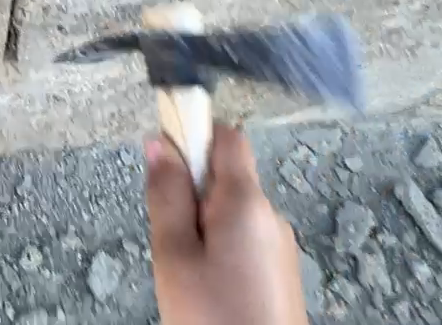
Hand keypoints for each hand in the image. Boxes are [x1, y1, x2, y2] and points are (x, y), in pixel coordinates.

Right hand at [146, 126, 309, 324]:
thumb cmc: (213, 321)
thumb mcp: (173, 254)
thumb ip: (166, 193)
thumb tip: (160, 141)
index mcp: (248, 203)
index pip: (226, 136)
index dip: (193, 135)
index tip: (165, 162)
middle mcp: (272, 218)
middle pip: (226, 176)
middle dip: (192, 192)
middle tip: (171, 237)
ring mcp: (280, 250)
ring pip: (231, 212)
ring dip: (203, 225)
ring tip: (188, 273)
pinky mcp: (281, 278)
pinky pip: (243, 241)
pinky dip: (220, 250)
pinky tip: (208, 291)